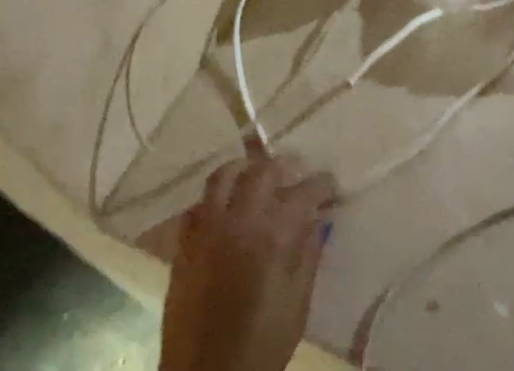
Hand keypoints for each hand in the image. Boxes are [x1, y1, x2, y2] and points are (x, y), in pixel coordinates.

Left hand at [160, 141, 335, 370]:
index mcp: (272, 237)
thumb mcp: (298, 305)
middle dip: (284, 167)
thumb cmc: (261, 346)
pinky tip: (225, 210)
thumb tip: (316, 222)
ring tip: (258, 177)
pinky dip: (215, 199)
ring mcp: (206, 231)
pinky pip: (198, 206)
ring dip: (245, 170)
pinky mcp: (184, 246)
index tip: (330, 185)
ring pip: (222, 177)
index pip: (304, 192)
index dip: (321, 184)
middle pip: (262, 172)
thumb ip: (308, 256)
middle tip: (297, 174)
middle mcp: (237, 222)